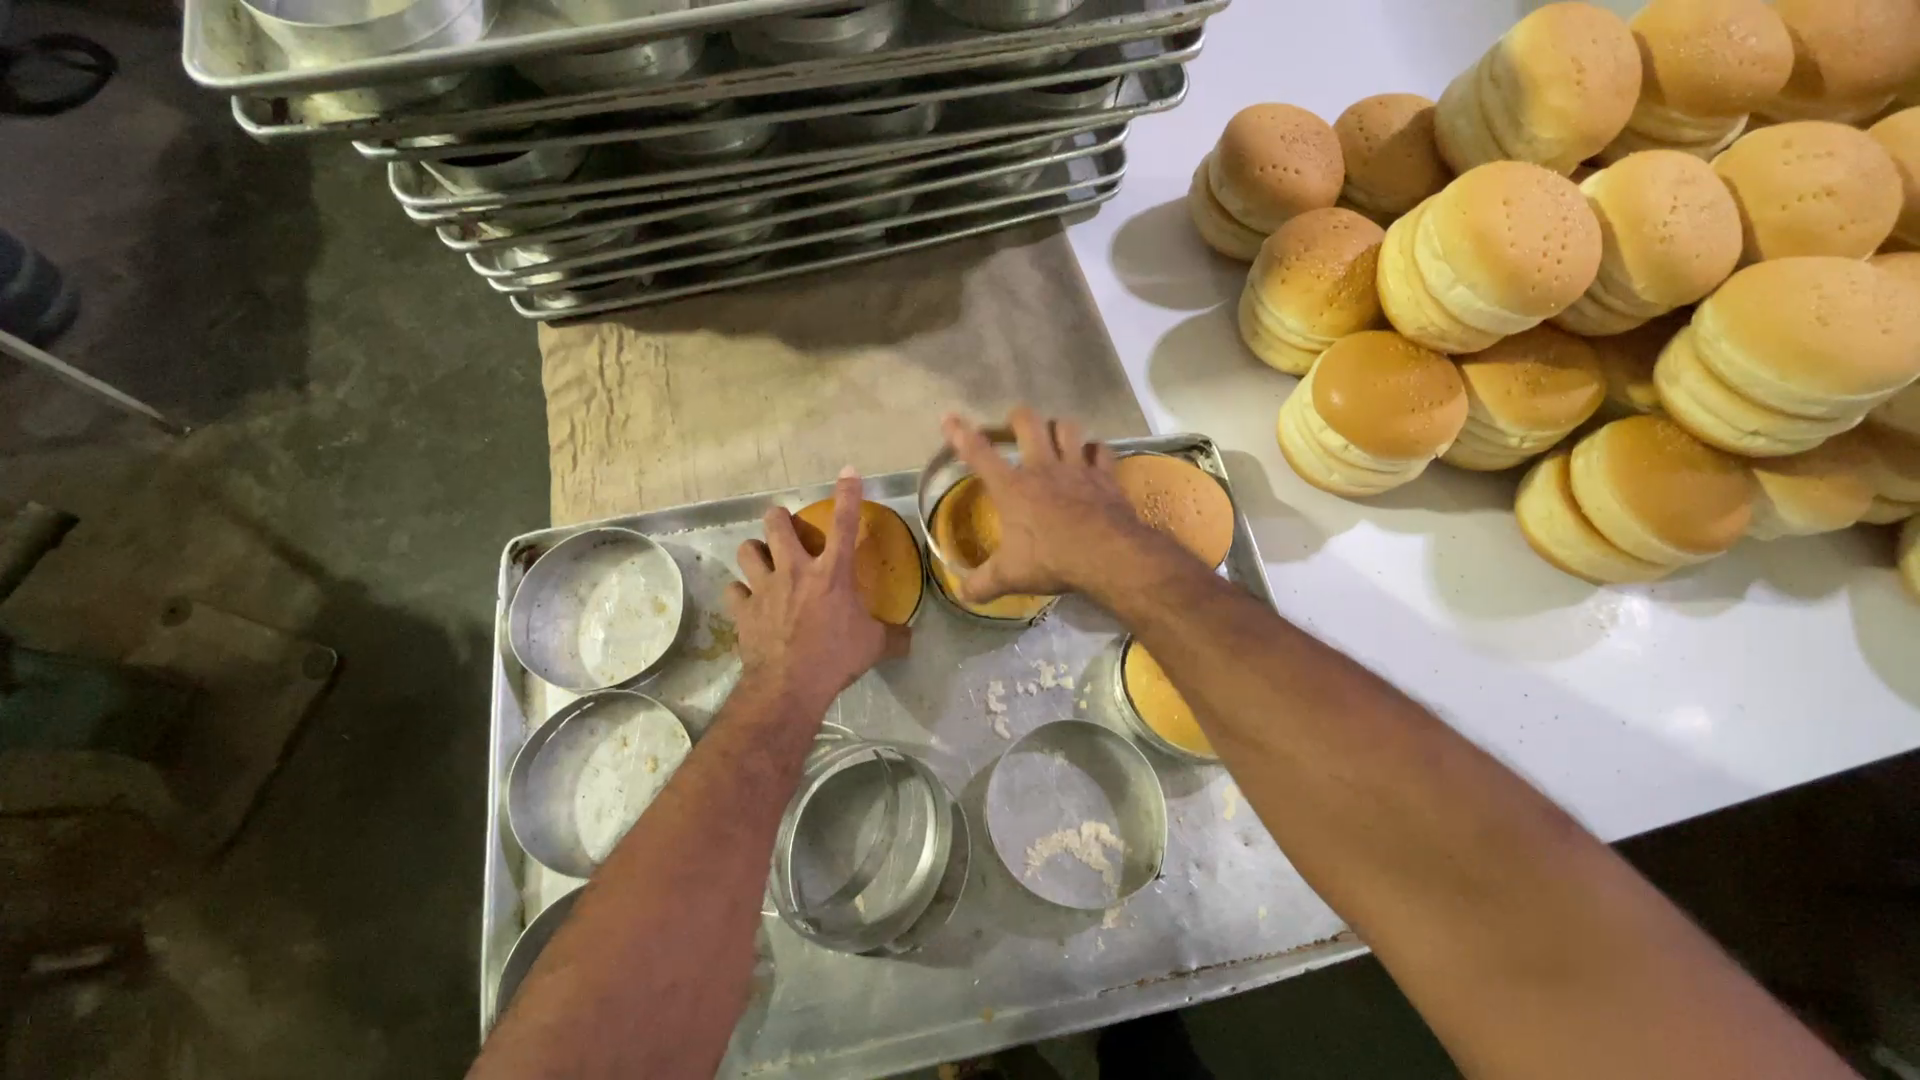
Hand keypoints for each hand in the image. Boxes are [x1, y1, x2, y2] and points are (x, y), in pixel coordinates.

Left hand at [725, 469, 910, 713]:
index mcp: (832, 573)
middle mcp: (795, 570)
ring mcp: (764, 588)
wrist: (790, 686)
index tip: (848, 472)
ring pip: (747, 550)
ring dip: (755, 551)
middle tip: (785, 526)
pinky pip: (733, 590)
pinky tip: (747, 599)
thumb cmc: (836, 659)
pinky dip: (740, 592)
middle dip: (779, 518)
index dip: (848, 494)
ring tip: (762, 558)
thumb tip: (911, 638)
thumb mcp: (874, 646)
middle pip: (777, 524)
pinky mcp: (743, 609)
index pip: (845, 523)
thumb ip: (893, 636)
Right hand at [940, 408, 1158, 602]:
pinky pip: (1101, 450)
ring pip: (1067, 428)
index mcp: (1012, 488)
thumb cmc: (1050, 560)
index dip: (961, 434)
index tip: (950, 418)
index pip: (979, 454)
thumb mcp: (1009, 577)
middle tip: (1016, 424)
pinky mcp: (1105, 476)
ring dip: (1059, 428)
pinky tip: (1093, 455)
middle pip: (1028, 423)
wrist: (1106, 555)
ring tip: (1056, 434)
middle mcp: (1042, 468)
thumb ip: (983, 584)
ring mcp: (1077, 468)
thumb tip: (963, 594)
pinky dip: (1095, 450)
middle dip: (1019, 418)